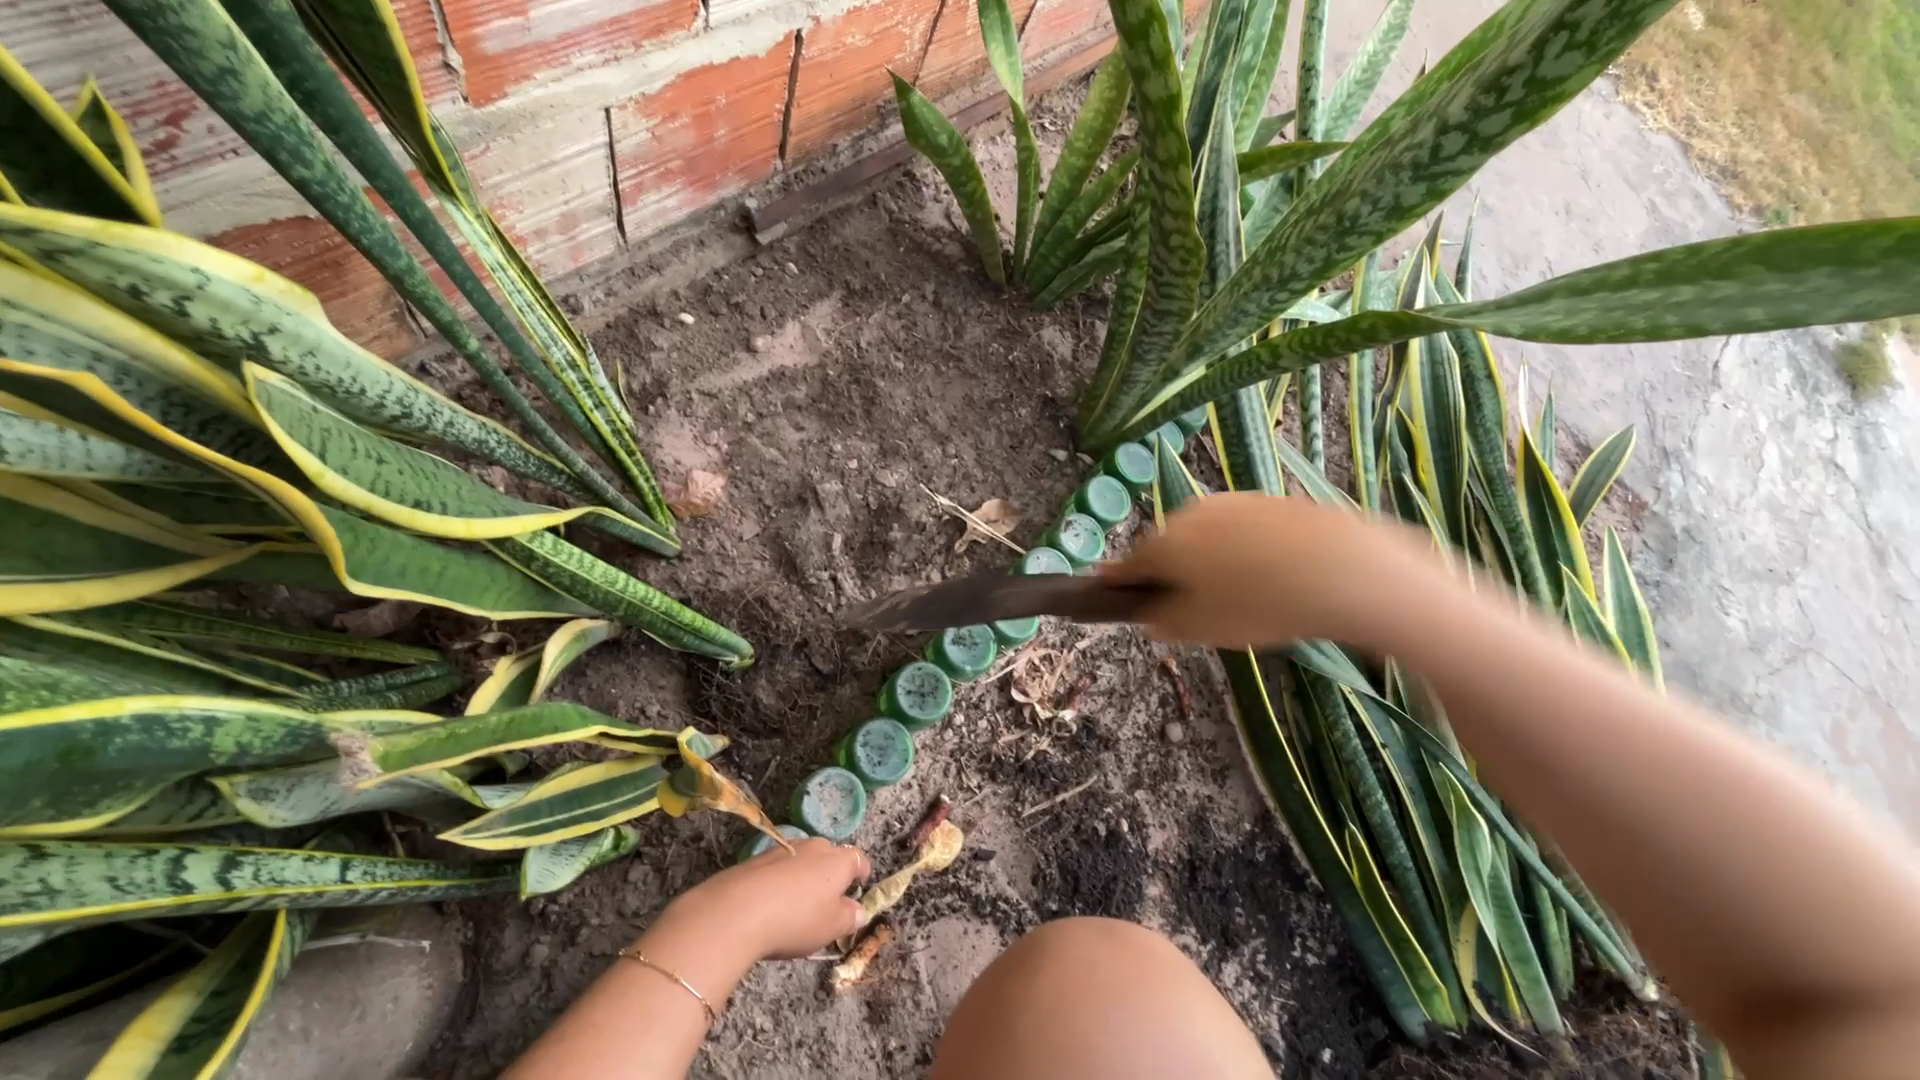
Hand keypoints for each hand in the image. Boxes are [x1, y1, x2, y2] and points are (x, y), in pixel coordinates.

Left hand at [649, 838, 871, 963]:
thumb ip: (849, 917)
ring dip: (804, 878)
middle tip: (826, 903)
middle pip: (829, 856)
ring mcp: (784, 849)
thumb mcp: (831, 927)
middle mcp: (814, 846)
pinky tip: (770, 905)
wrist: (736, 911)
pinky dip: (780, 882)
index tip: (858, 890)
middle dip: (831, 875)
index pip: (859, 859)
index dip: (861, 875)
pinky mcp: (756, 859)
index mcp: (838, 860)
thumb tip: (859, 910)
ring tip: (796, 907)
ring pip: (802, 861)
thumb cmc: (796, 920)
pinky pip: (778, 868)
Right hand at [1105, 492, 1431, 647]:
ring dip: (1211, 559)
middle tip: (1196, 608)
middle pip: (1169, 545)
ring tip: (1243, 595)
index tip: (1114, 596)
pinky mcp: (1273, 501)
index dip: (1119, 583)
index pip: (1128, 564)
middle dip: (1174, 572)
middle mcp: (1192, 513)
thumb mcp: (1200, 629)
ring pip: (1208, 535)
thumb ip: (1162, 622)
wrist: (1343, 570)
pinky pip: (1246, 529)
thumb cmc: (1258, 606)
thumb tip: (1149, 614)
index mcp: (1165, 543)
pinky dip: (1248, 550)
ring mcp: (1235, 502)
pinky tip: (1275, 577)